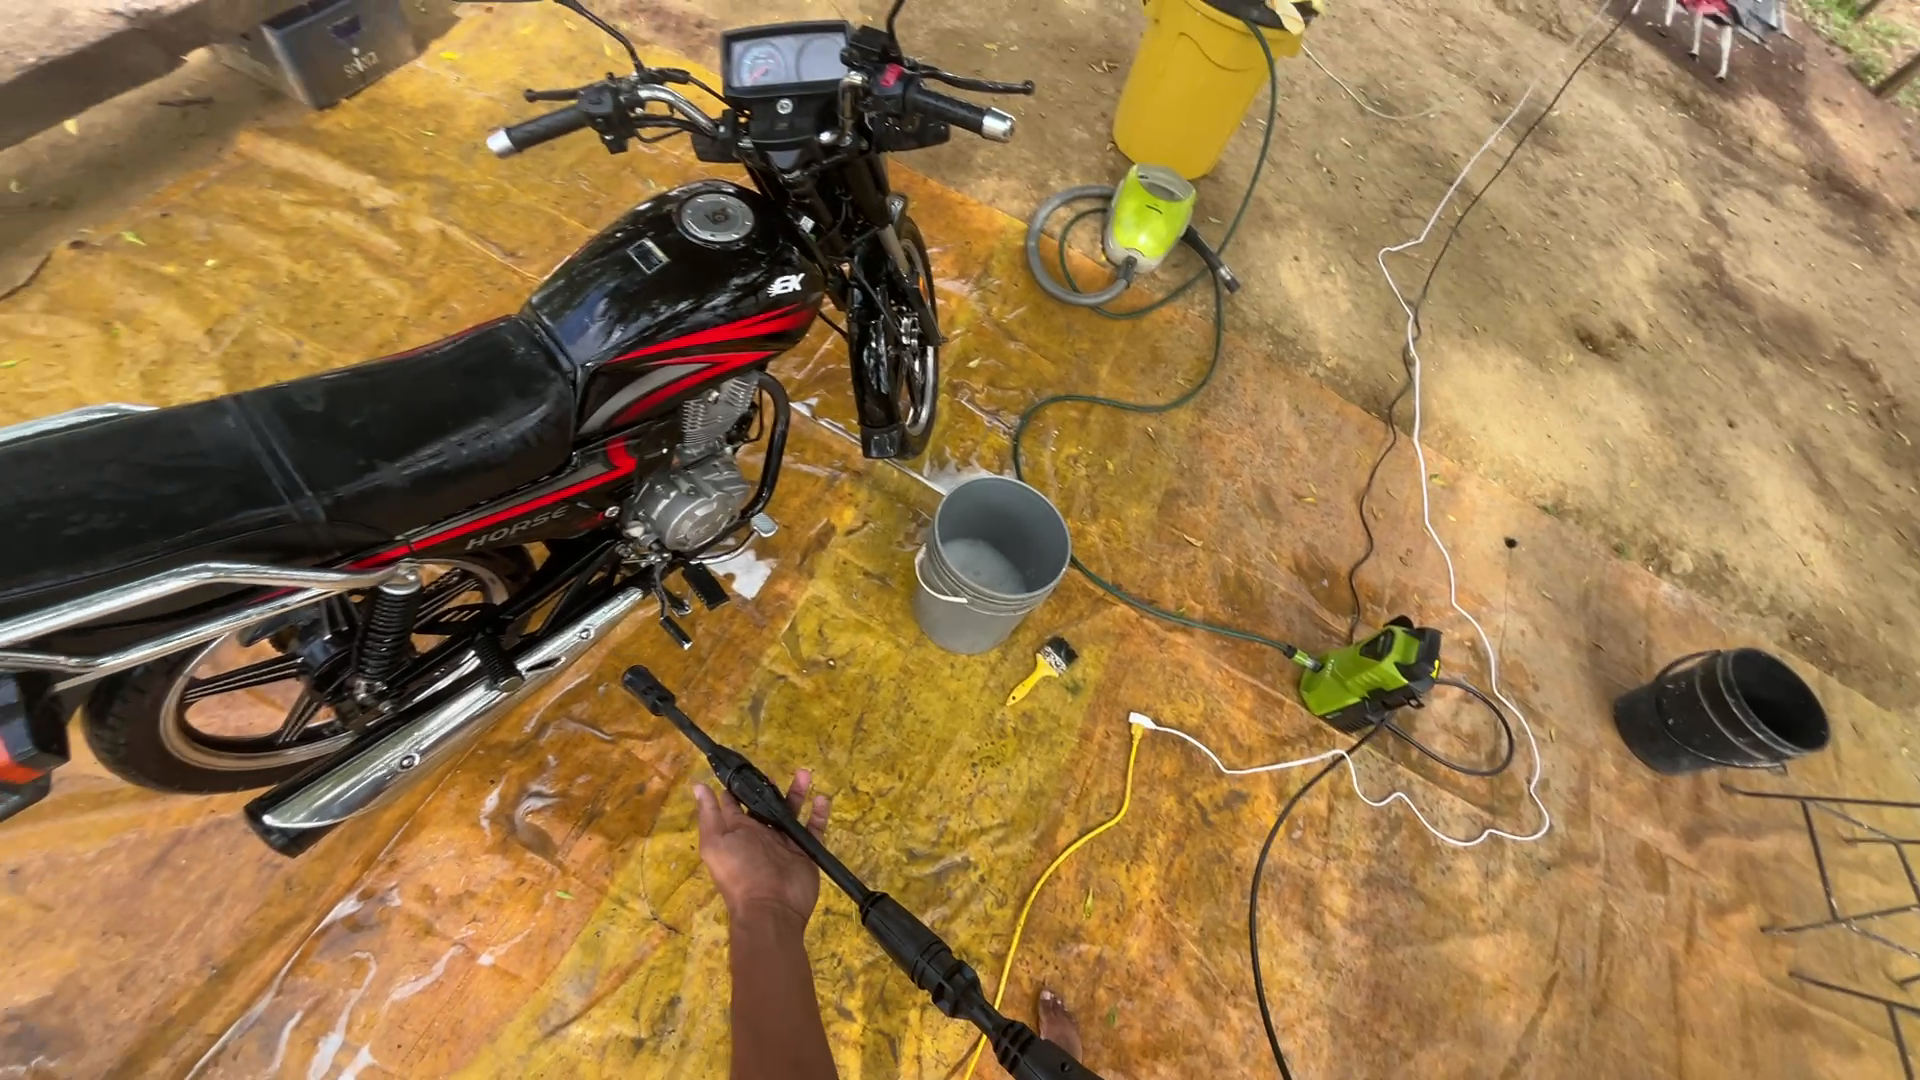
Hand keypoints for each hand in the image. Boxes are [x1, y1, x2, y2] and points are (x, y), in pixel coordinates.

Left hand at [693, 769, 831, 924]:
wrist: (772, 908)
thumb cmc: (740, 873)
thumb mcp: (716, 843)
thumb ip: (710, 814)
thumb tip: (698, 786)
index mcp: (737, 832)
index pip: (736, 804)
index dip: (738, 786)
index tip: (744, 767)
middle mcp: (760, 835)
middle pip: (766, 805)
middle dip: (771, 787)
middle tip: (777, 771)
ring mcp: (784, 842)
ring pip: (791, 812)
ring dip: (797, 793)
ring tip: (805, 774)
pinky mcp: (805, 850)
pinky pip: (814, 828)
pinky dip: (819, 814)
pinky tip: (822, 799)